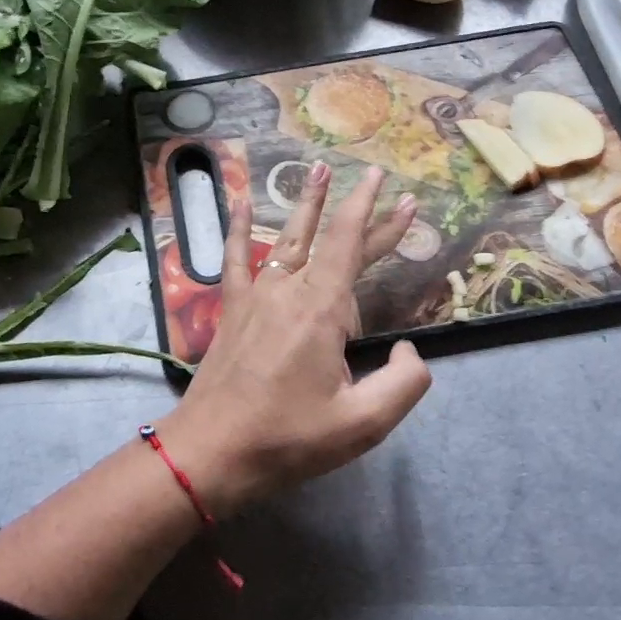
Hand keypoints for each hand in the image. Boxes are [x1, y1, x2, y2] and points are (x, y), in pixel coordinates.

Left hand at [154, 163, 430, 516]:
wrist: (211, 451)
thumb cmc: (287, 439)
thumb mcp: (362, 423)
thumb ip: (403, 383)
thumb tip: (409, 351)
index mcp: (321, 310)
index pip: (353, 246)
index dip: (379, 217)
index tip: (400, 194)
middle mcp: (287, 290)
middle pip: (328, 240)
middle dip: (357, 209)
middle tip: (377, 176)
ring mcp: (255, 296)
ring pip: (286, 239)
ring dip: (306, 204)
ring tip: (318, 167)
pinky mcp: (232, 310)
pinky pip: (235, 259)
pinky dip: (239, 229)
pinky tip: (239, 203)